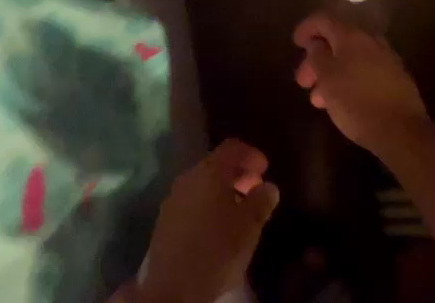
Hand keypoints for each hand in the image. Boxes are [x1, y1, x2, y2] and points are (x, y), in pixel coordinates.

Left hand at [135, 139, 280, 302]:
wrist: (173, 287)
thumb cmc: (217, 251)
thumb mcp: (248, 227)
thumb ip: (261, 202)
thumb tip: (269, 186)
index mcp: (209, 172)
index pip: (232, 147)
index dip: (251, 154)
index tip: (265, 168)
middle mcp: (188, 177)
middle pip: (216, 164)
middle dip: (238, 173)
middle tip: (256, 191)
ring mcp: (173, 197)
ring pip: (203, 183)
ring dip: (223, 190)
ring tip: (240, 212)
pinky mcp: (166, 218)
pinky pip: (192, 200)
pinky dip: (208, 203)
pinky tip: (218, 226)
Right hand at [293, 12, 433, 159]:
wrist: (402, 131)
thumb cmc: (357, 101)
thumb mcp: (327, 79)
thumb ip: (317, 56)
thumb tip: (316, 44)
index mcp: (352, 36)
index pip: (324, 20)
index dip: (307, 28)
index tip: (295, 43)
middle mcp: (371, 41)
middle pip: (337, 42)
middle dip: (317, 60)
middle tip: (303, 81)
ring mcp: (386, 60)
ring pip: (351, 60)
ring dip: (331, 75)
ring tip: (318, 100)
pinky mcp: (395, 80)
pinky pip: (365, 72)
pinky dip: (348, 81)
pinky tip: (341, 102)